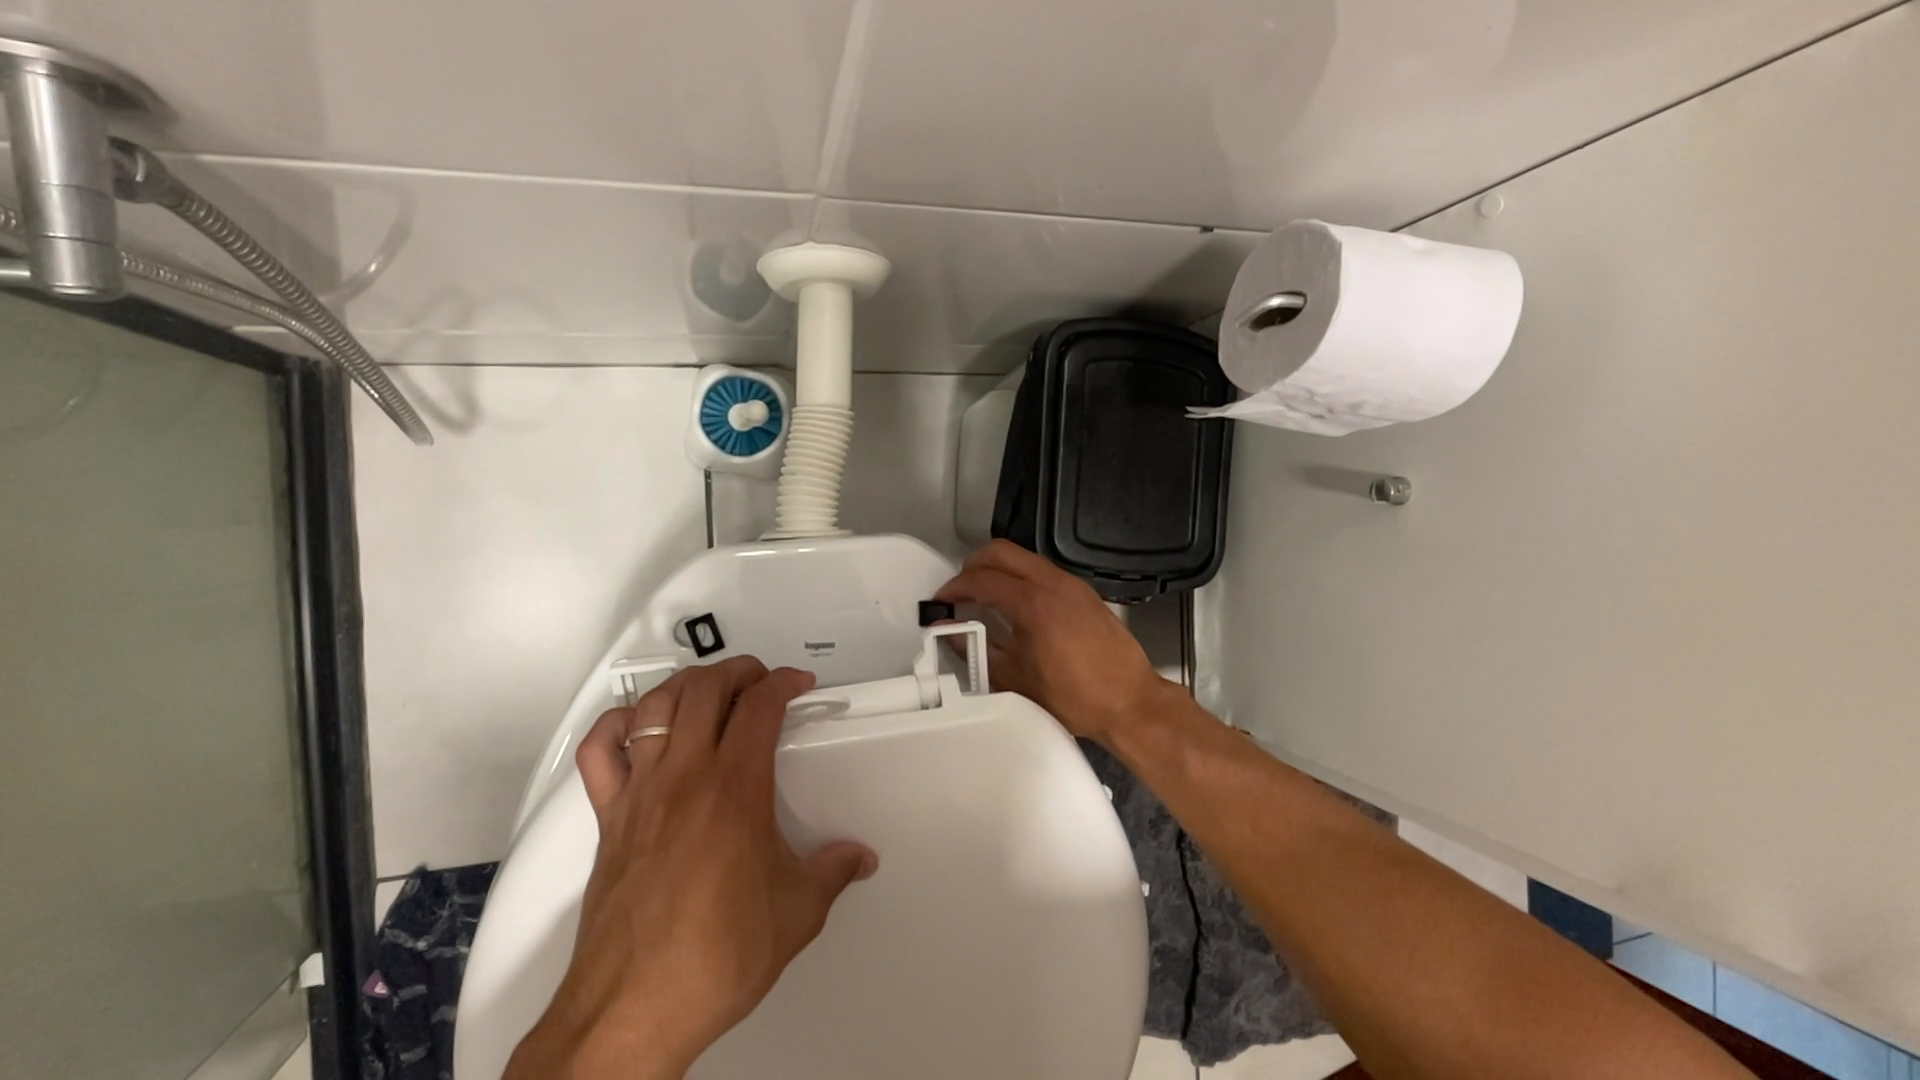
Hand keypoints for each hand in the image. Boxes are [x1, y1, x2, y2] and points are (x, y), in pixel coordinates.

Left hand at [505, 657, 877, 1079]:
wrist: (636, 1005)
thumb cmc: (712, 959)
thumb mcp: (797, 912)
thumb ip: (831, 873)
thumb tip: (855, 859)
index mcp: (735, 791)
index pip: (759, 706)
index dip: (782, 682)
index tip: (796, 683)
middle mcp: (684, 779)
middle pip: (704, 689)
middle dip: (736, 671)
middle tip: (758, 678)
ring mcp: (640, 795)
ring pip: (654, 706)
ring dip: (685, 684)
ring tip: (708, 687)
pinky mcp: (609, 819)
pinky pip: (599, 752)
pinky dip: (616, 725)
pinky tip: (635, 724)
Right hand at [935, 540, 1176, 744]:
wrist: (1129, 702)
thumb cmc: (1074, 697)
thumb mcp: (1014, 679)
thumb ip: (975, 650)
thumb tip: (949, 633)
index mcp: (1032, 602)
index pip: (981, 579)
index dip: (954, 588)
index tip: (941, 601)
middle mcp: (1053, 583)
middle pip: (1000, 552)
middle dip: (973, 566)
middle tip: (959, 591)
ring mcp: (1072, 585)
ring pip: (1024, 558)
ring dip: (999, 569)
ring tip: (984, 598)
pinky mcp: (1085, 593)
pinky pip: (1043, 571)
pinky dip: (1021, 578)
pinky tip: (1016, 607)